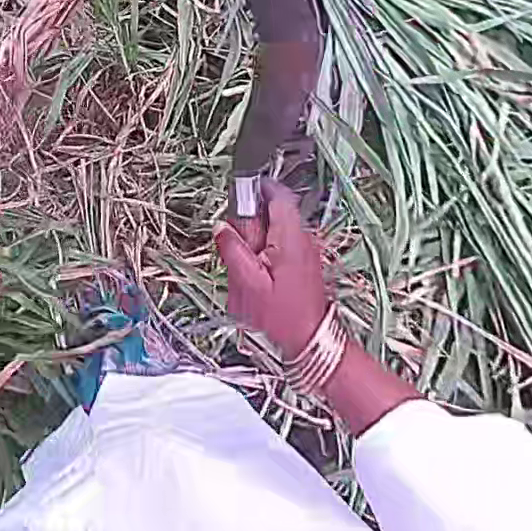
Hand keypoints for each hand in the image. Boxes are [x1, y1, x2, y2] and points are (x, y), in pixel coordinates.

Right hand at [213, 180, 327, 358]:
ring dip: (254, 240)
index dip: (255, 190)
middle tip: (240, 247)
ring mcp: (304, 249)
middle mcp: (302, 238)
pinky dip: (263, 253)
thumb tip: (220, 227)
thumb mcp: (249, 283)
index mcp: (290, 238)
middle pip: (270, 212)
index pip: (277, 195)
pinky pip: (277, 243)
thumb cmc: (283, 316)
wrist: (311, 341)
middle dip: (248, 224)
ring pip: (271, 228)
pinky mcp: (301, 260)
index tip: (236, 198)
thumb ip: (233, 249)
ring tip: (249, 266)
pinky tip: (258, 274)